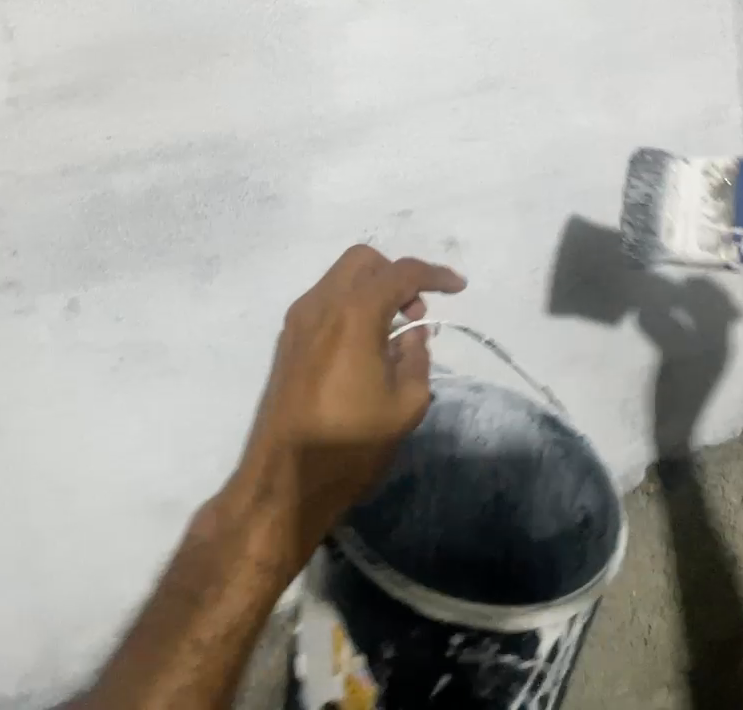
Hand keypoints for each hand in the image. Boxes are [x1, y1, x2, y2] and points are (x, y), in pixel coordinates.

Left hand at [228, 245, 465, 559]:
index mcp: (353, 314)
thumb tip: (412, 335)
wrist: (283, 482)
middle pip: (364, 261)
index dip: (435, 275)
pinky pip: (326, 302)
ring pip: (341, 279)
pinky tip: (367, 346)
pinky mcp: (288, 342)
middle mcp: (320, 305)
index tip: (459, 287)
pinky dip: (352, 306)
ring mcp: (298, 322)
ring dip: (373, 290)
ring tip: (395, 333)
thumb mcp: (406, 404)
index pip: (402, 273)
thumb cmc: (351, 444)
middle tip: (417, 312)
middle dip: (397, 275)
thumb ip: (417, 357)